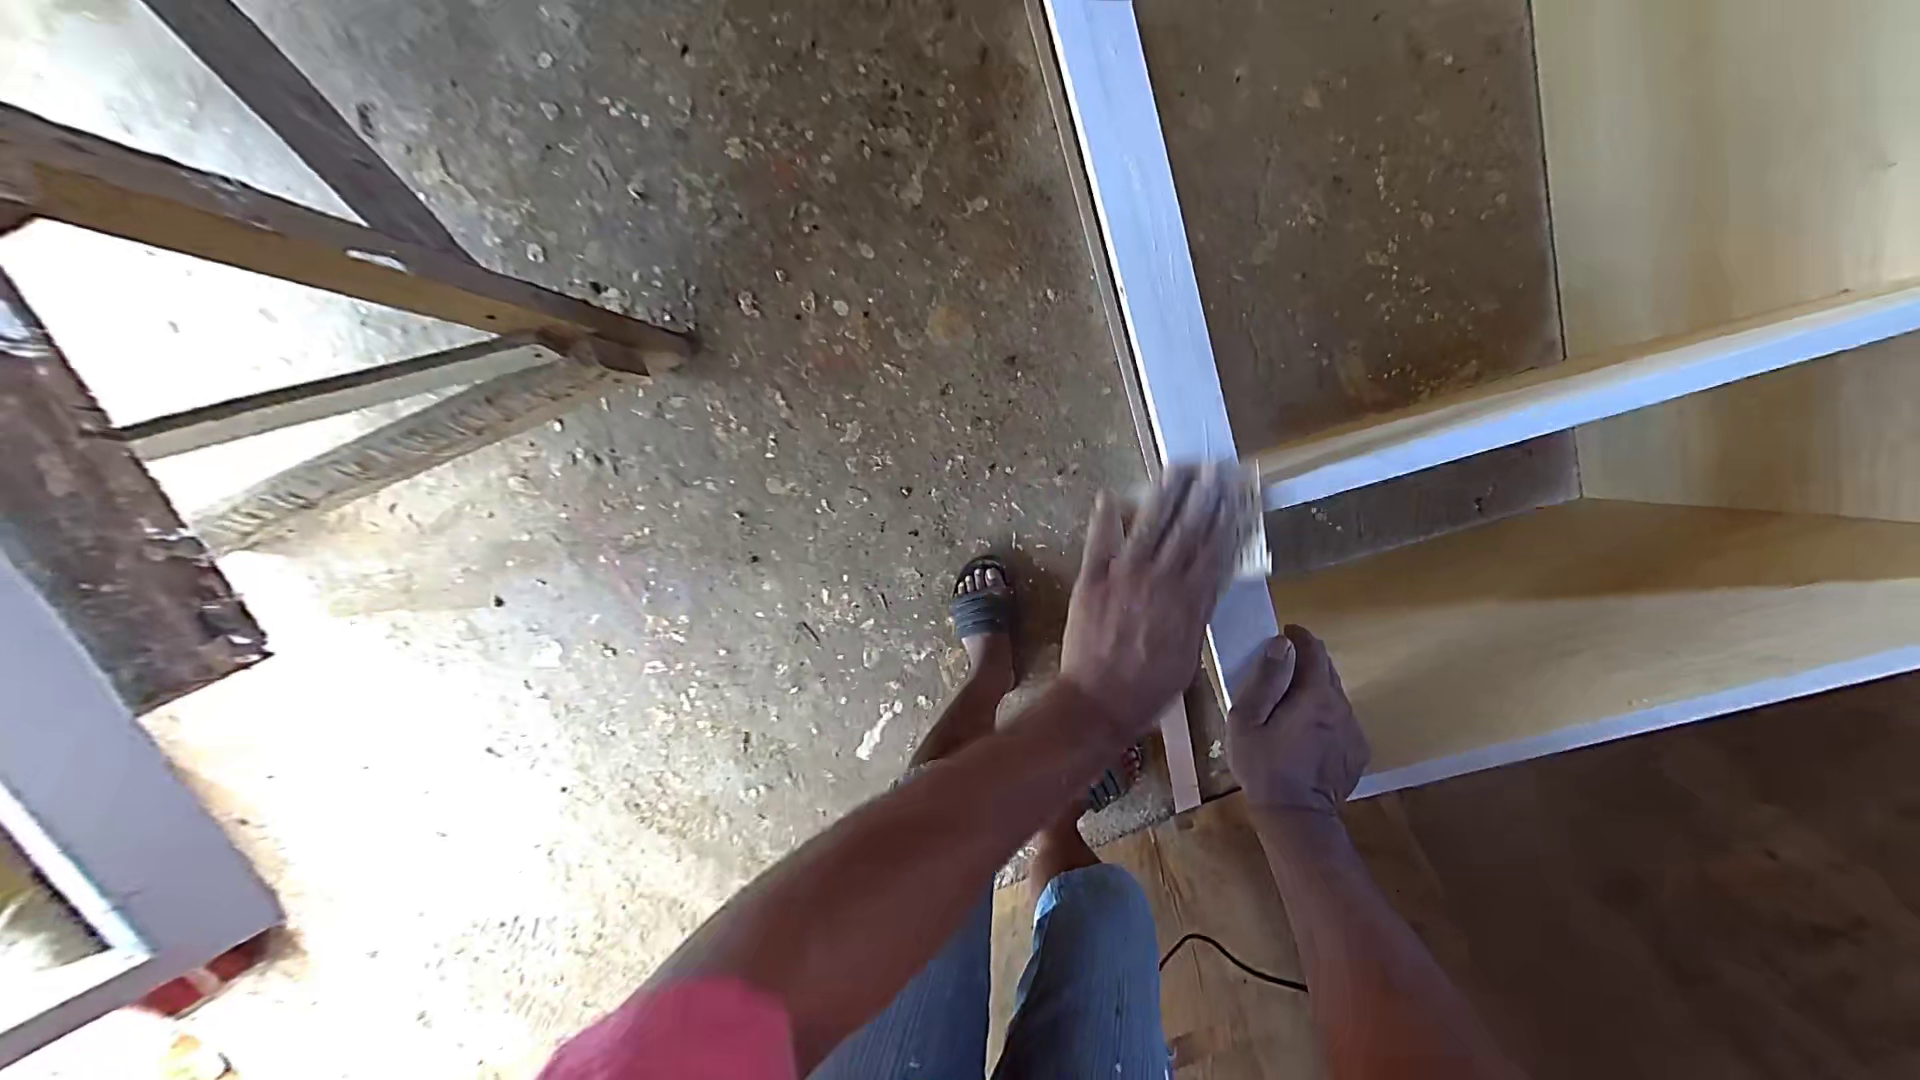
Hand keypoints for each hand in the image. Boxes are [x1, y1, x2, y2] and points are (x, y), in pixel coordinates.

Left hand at [1060, 464, 1245, 738]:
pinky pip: (1099, 542)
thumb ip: (1198, 612)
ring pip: (1149, 527)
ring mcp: (1123, 576)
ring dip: (1164, 496)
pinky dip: (1104, 518)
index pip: (1216, 549)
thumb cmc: (1149, 687)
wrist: (1099, 701)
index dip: (1230, 519)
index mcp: (1189, 600)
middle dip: (1204, 496)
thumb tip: (1209, 580)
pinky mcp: (1091, 580)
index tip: (1240, 495)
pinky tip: (1110, 495)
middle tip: (1215, 469)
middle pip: (1187, 530)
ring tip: (1177, 470)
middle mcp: (1160, 580)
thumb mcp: (1189, 653)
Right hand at [1227, 625, 1368, 815]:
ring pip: (1335, 695)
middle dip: (1306, 660)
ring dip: (1314, 689)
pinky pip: (1340, 720)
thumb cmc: (1262, 765)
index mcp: (1314, 696)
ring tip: (1288, 702)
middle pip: (1327, 670)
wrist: (1296, 816)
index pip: (1314, 650)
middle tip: (1280, 666)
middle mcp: (1341, 707)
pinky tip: (1304, 731)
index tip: (1284, 632)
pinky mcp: (1357, 751)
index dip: (1299, 637)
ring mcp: (1353, 730)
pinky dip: (1323, 714)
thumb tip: (1280, 645)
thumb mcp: (1247, 719)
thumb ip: (1266, 679)